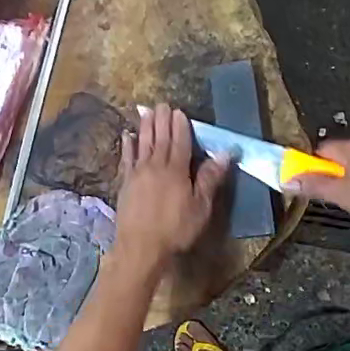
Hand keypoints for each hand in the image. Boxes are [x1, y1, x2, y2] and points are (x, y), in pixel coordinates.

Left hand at [112, 104, 229, 265]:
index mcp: (176, 171)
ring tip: (146, 111)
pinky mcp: (125, 183)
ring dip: (145, 127)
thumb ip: (210, 178)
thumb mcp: (200, 207)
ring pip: (143, 144)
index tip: (179, 112)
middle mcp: (156, 166)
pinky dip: (128, 146)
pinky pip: (127, 159)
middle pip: (160, 139)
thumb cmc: (176, 229)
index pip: (180, 142)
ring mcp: (138, 173)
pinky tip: (128, 136)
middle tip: (161, 104)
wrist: (141, 246)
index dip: (180, 126)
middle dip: (161, 120)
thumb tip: (224, 153)